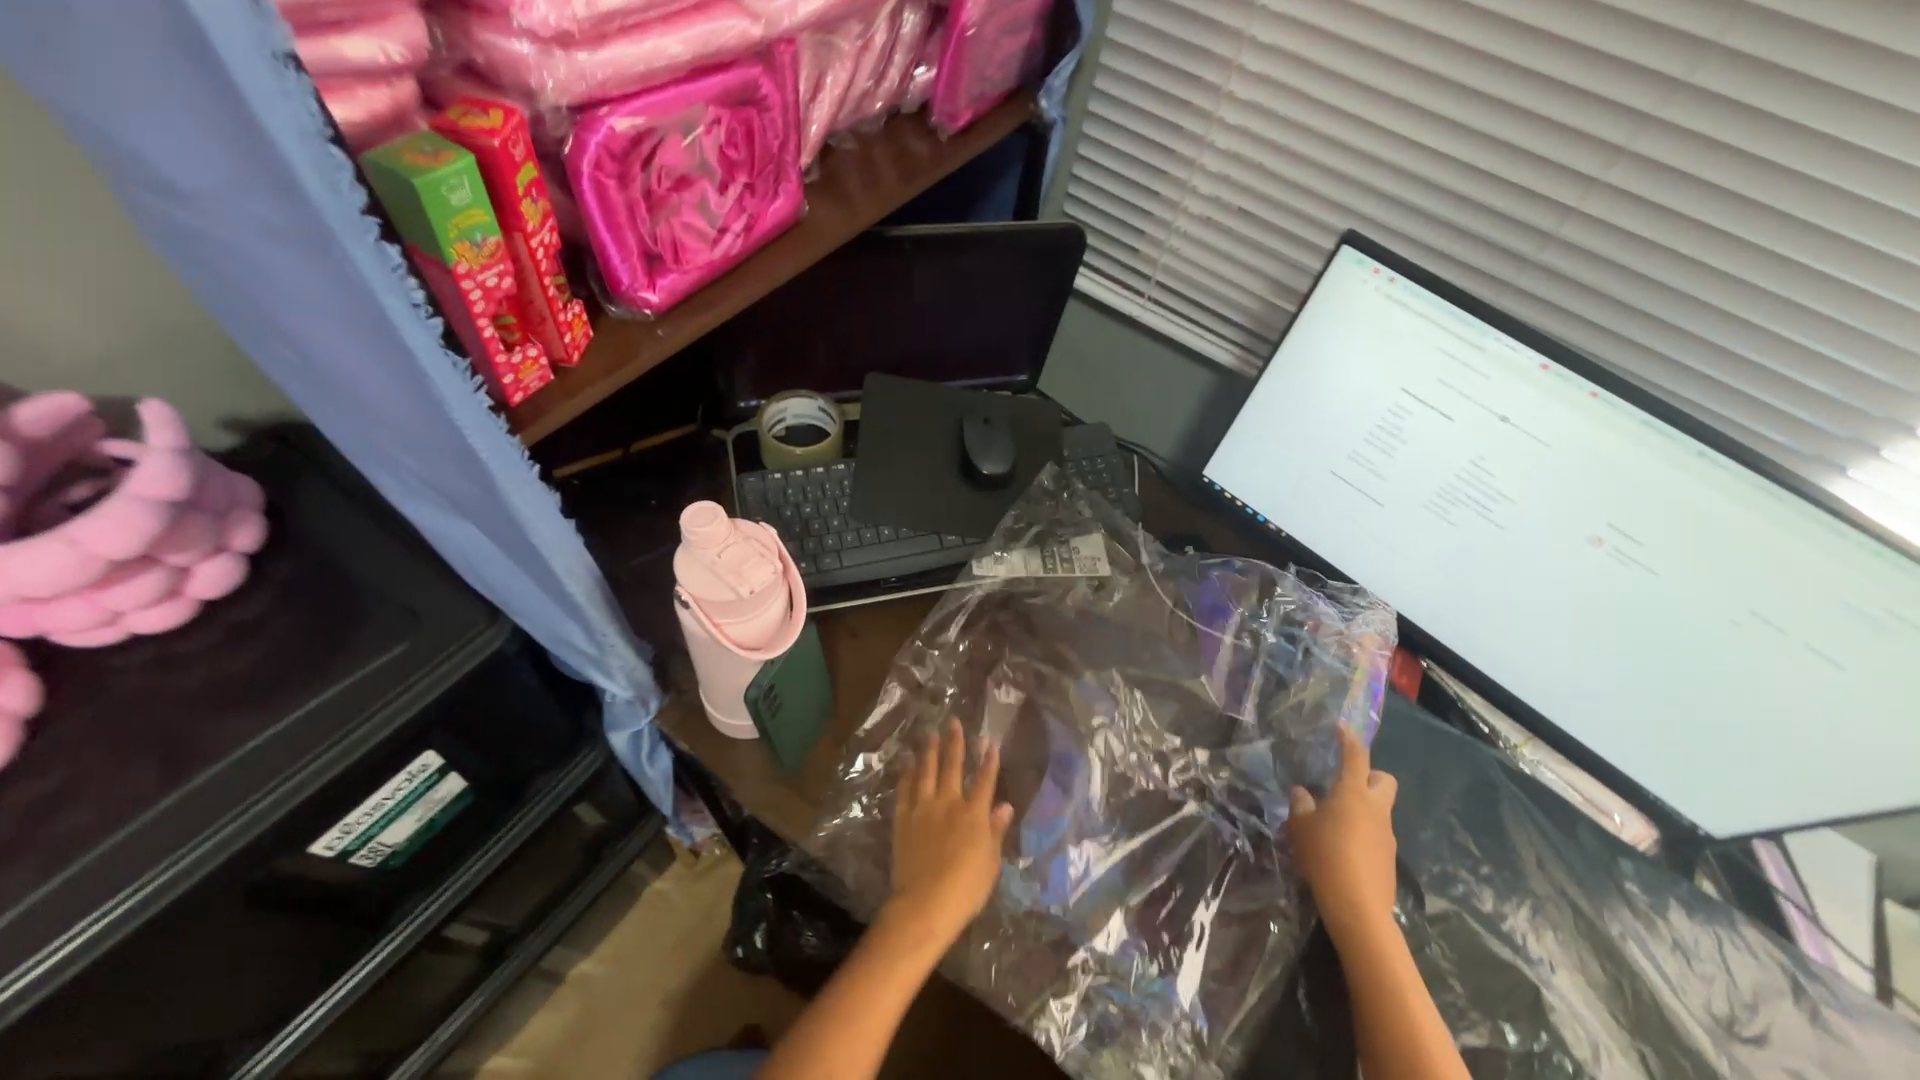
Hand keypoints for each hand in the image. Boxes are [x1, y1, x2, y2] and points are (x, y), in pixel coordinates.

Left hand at [886, 718, 1013, 945]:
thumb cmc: (966, 888)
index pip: (984, 780)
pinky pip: (904, 789)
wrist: (925, 902)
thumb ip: (996, 830)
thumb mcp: (990, 861)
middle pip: (952, 767)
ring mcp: (923, 809)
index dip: (989, 760)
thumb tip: (1006, 806)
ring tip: (928, 732)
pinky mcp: (902, 819)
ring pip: (926, 771)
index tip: (990, 741)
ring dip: (928, 750)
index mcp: (974, 814)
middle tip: (953, 722)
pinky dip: (906, 773)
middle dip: (955, 743)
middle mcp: (949, 803)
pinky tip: (907, 761)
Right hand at [1287, 725, 1399, 939]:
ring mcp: (1386, 834)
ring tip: (1334, 824)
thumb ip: (1301, 806)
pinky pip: (1376, 834)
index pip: (1355, 756)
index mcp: (1352, 793)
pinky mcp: (1389, 857)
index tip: (1341, 727)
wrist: (1358, 905)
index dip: (1348, 738)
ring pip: (1379, 809)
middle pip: (1384, 780)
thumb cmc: (1325, 856)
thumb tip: (1303, 793)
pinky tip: (1342, 850)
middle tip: (1345, 784)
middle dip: (1370, 776)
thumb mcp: (1300, 828)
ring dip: (1362, 809)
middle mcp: (1375, 808)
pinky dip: (1362, 834)